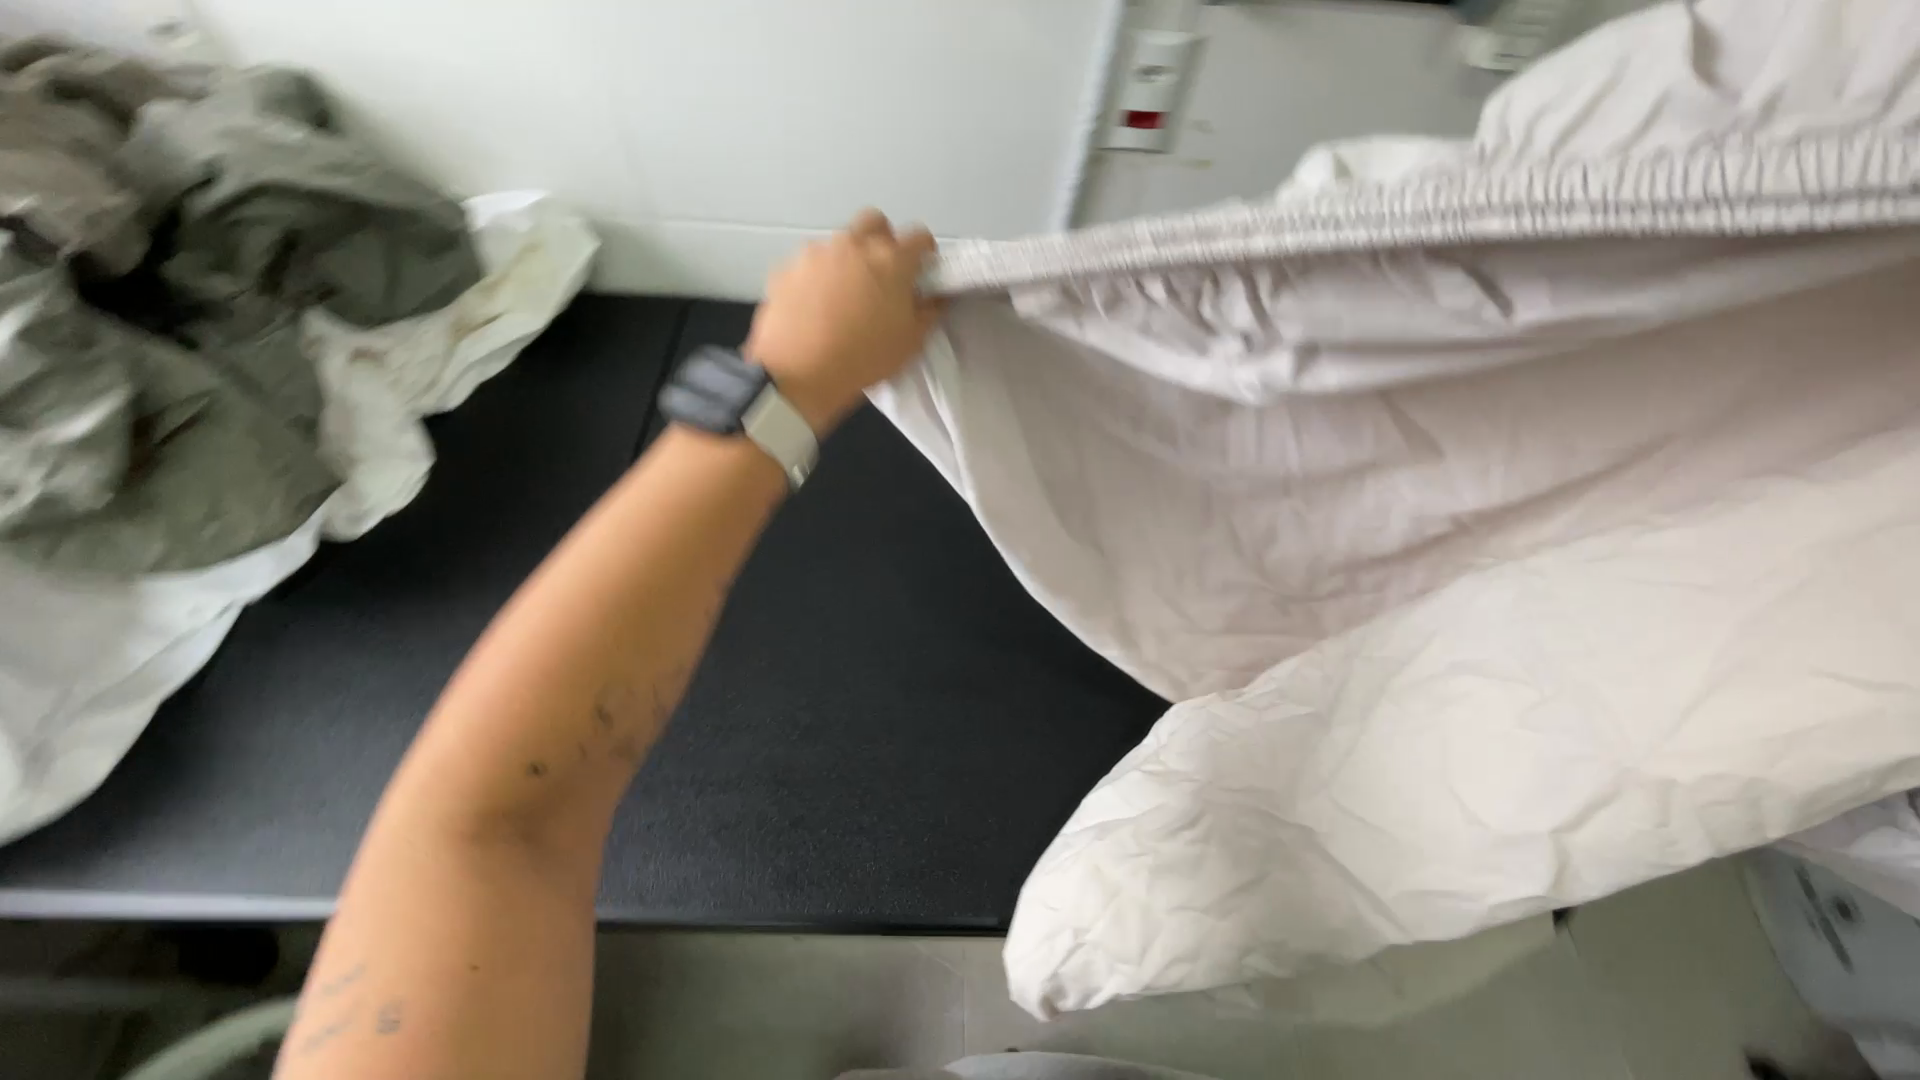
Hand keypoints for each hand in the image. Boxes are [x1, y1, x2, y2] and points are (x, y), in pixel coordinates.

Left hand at [745, 209, 942, 433]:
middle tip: (883, 269)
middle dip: (883, 238)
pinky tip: (813, 304)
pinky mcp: (787, 267)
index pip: (918, 236)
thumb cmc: (864, 359)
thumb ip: (928, 313)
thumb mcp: (910, 343)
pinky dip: (817, 277)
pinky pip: (809, 264)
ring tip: (843, 293)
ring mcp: (817, 252)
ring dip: (848, 258)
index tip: (922, 267)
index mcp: (891, 260)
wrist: (799, 373)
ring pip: (838, 242)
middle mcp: (854, 245)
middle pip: (874, 221)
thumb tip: (934, 297)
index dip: (924, 250)